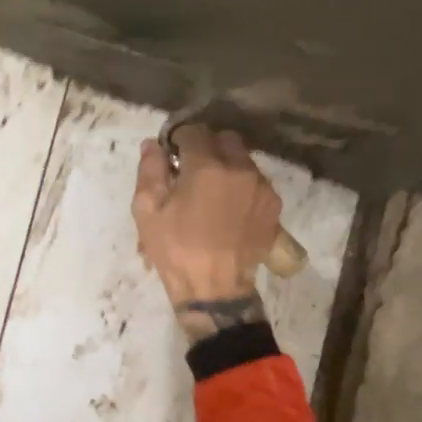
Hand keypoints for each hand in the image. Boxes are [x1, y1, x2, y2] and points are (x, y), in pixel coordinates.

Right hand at [132, 124, 280, 340]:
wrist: (214, 289)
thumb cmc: (175, 249)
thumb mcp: (148, 210)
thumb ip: (150, 170)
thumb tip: (153, 145)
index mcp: (208, 167)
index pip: (194, 132)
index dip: (178, 140)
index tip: (170, 156)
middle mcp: (240, 169)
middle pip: (224, 139)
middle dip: (206, 148)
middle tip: (191, 171)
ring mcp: (262, 187)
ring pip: (243, 160)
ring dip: (226, 166)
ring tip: (211, 192)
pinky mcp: (273, 206)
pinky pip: (256, 182)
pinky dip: (241, 186)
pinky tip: (228, 208)